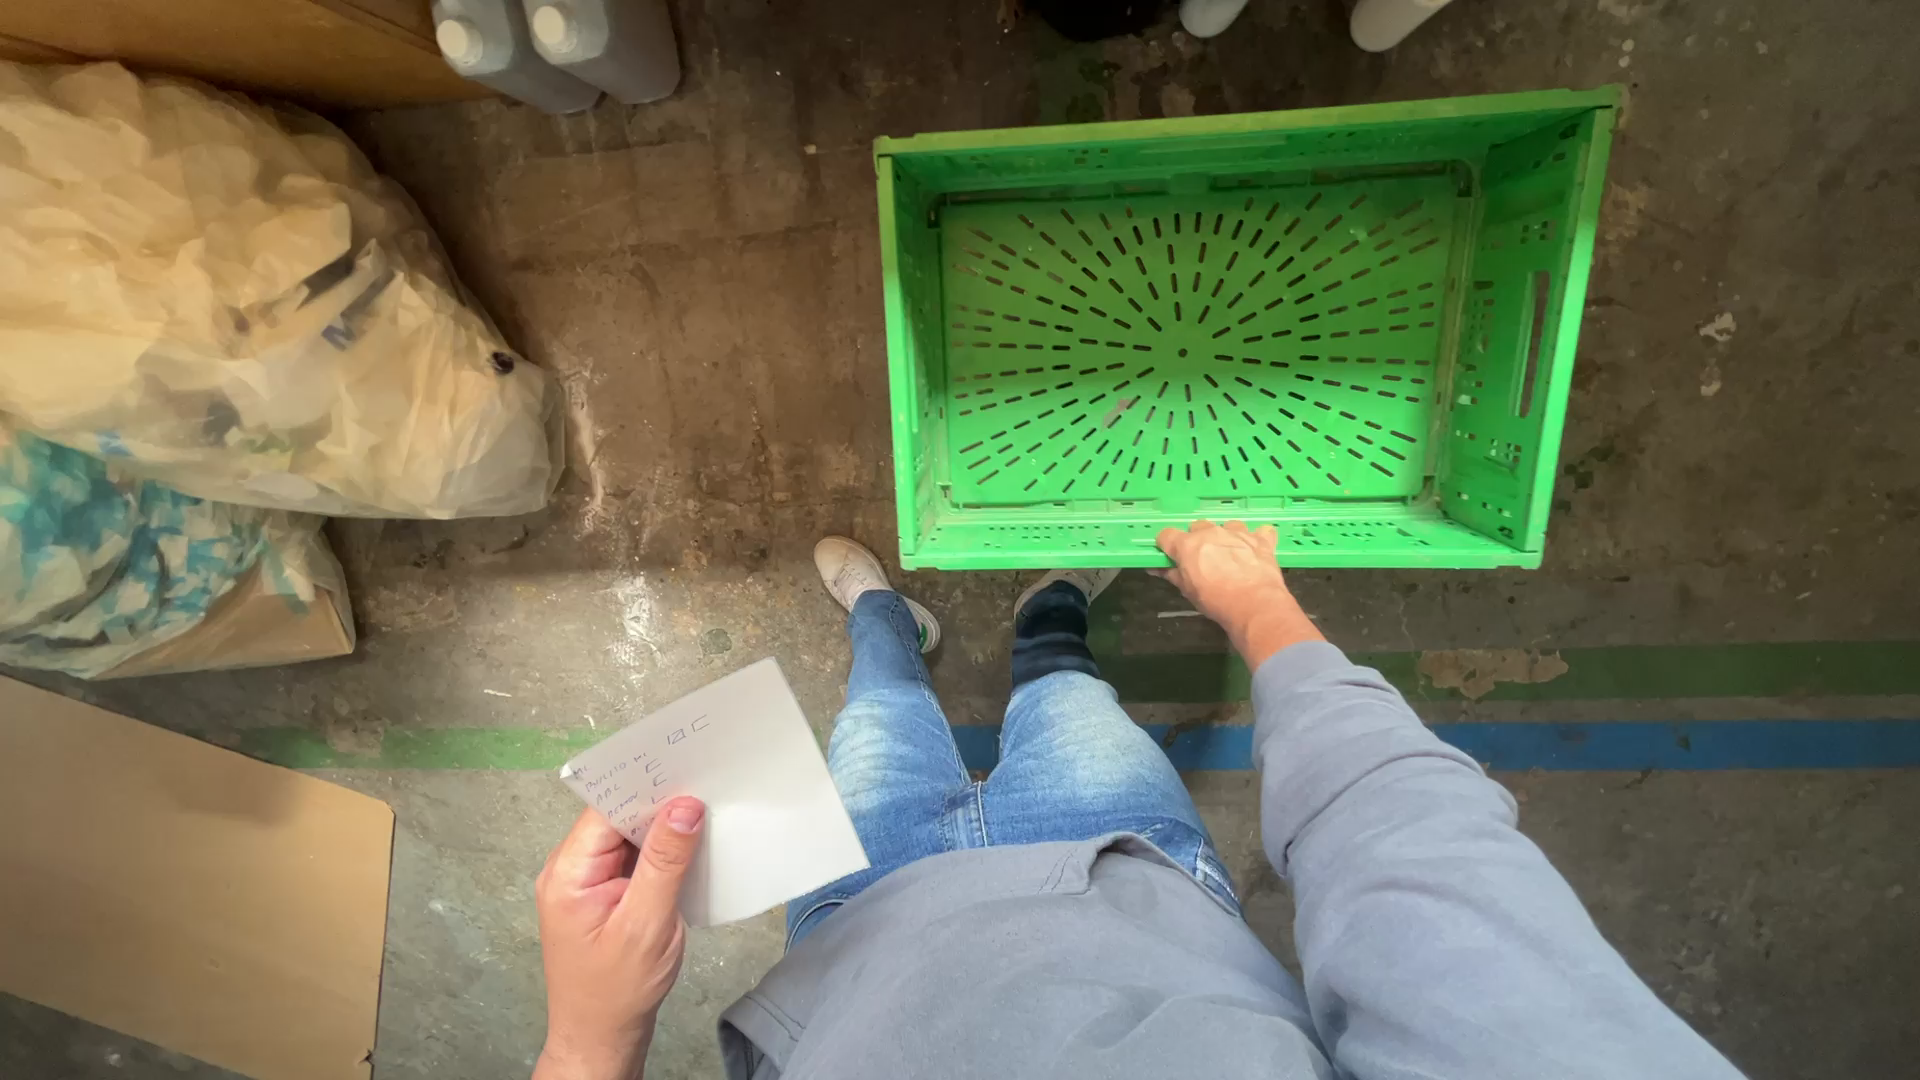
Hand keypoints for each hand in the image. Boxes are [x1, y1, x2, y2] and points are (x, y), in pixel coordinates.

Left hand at [533, 797, 705, 1079]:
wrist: (603, 1038)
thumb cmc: (618, 989)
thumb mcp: (646, 924)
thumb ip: (665, 862)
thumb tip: (685, 805)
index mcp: (568, 873)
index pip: (606, 809)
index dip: (644, 785)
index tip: (685, 766)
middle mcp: (572, 868)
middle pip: (617, 814)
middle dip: (658, 799)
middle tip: (704, 781)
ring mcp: (589, 879)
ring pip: (629, 831)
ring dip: (663, 822)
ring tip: (704, 804)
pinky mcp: (607, 888)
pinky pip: (635, 851)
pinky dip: (662, 844)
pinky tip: (690, 838)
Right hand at [1155, 520, 1322, 669]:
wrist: (1255, 604)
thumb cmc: (1216, 601)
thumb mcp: (1188, 591)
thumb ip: (1172, 575)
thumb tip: (1157, 569)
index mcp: (1187, 545)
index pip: (1166, 535)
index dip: (1167, 545)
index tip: (1171, 555)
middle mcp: (1210, 533)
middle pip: (1197, 526)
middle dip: (1197, 539)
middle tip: (1201, 558)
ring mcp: (1237, 533)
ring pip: (1227, 525)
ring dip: (1225, 536)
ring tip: (1229, 554)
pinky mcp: (1261, 539)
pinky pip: (1260, 531)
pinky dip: (1256, 538)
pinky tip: (1256, 549)